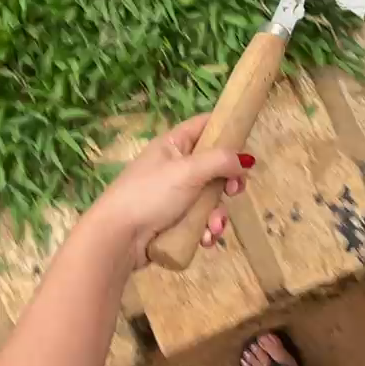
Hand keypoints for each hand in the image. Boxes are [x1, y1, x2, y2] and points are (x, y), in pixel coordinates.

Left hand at [85, 112, 253, 267]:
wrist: (118, 237)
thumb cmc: (151, 194)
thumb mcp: (188, 171)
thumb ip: (220, 160)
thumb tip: (246, 159)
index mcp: (173, 144)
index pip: (204, 125)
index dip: (226, 130)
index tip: (246, 146)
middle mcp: (174, 166)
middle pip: (213, 166)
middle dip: (228, 182)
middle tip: (235, 192)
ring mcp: (173, 194)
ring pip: (209, 197)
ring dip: (217, 214)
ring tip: (213, 227)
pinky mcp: (172, 220)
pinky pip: (199, 220)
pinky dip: (206, 229)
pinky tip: (205, 239)